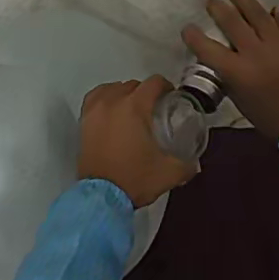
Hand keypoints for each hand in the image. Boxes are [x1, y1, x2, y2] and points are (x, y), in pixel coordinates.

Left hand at [77, 76, 196, 207]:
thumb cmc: (134, 179)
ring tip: (133, 108)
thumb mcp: (168, 172)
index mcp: (135, 107)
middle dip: (146, 92)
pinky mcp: (83, 119)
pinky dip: (105, 97)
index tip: (170, 97)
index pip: (153, 83)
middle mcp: (113, 101)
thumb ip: (186, 165)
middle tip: (154, 109)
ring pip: (113, 88)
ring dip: (125, 93)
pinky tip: (111, 107)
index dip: (165, 87)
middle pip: (133, 84)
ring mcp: (95, 109)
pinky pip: (95, 97)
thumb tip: (195, 164)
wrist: (101, 196)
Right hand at [182, 0, 278, 141]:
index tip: (188, 28)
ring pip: (259, 14)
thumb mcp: (241, 100)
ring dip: (244, 0)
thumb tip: (222, 59)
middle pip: (232, 22)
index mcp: (238, 72)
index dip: (194, 36)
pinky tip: (270, 9)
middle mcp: (256, 54)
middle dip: (218, 9)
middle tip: (212, 1)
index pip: (207, 48)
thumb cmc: (272, 120)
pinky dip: (276, 15)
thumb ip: (230, 77)